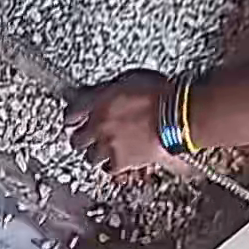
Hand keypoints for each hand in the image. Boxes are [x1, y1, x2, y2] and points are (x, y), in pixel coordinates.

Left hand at [65, 69, 186, 175]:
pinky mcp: (119, 162)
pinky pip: (108, 169)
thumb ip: (109, 91)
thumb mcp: (130, 80)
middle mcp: (99, 125)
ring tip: (105, 150)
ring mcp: (107, 146)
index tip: (72, 122)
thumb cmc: (161, 93)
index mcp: (99, 102)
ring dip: (96, 154)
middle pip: (77, 141)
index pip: (72, 114)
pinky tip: (116, 160)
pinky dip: (111, 165)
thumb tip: (100, 96)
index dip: (71, 119)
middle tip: (86, 139)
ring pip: (90, 157)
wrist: (177, 114)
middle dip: (81, 140)